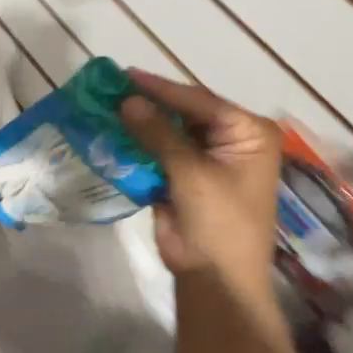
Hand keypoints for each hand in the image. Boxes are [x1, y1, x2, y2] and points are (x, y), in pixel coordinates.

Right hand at [120, 71, 282, 299]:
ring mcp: (205, 157)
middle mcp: (231, 139)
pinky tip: (109, 130)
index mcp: (249, 133)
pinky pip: (157, 150)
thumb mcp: (192, 173)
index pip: (200, 101)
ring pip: (167, 130)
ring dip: (139, 122)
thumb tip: (126, 100)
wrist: (215, 277)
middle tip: (110, 87)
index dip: (162, 88)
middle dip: (148, 103)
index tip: (125, 74)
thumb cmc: (220, 222)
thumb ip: (159, 133)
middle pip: (183, 111)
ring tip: (104, 104)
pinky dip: (136, 142)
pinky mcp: (182, 174)